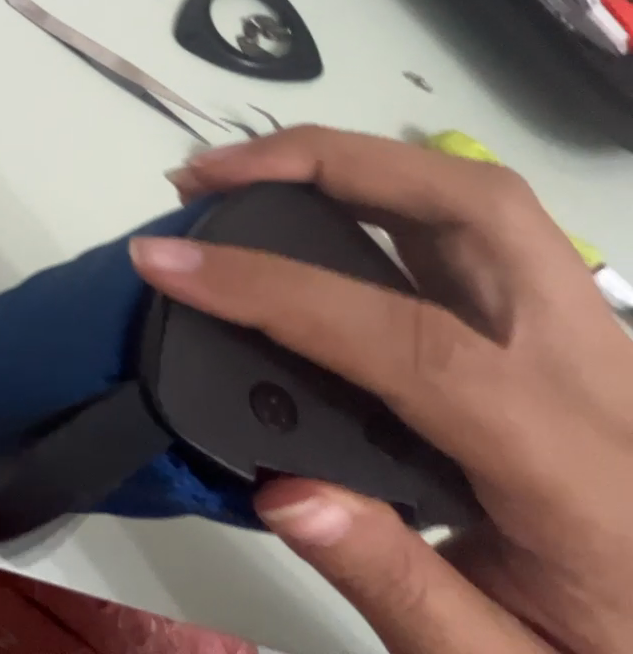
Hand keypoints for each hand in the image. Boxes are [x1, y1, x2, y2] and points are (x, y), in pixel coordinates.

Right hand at [131, 127, 632, 653]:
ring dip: (345, 165)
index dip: (273, 288)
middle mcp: (601, 376)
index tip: (162, 261)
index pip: (413, 345)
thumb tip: (282, 489)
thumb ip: (399, 588)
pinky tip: (300, 220)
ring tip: (233, 179)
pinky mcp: (567, 334)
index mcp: (581, 469)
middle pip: (475, 210)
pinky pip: (469, 233)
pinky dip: (370, 198)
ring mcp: (593, 342)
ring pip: (479, 202)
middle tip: (206, 176)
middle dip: (325, 164)